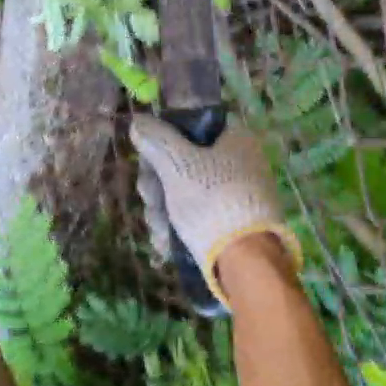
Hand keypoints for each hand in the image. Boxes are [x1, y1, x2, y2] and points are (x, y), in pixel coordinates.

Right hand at [131, 117, 301, 306]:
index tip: (147, 156)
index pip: (192, 124)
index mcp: (235, 139)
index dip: (165, 138)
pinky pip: (197, 215)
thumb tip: (138, 121)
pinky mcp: (232, 224)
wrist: (247, 263)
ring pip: (184, 191)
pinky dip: (178, 226)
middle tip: (149, 199)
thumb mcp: (178, 164)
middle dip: (157, 184)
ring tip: (159, 229)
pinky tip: (165, 243)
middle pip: (183, 161)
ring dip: (162, 209)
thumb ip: (156, 140)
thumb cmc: (213, 202)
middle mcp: (239, 163)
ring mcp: (236, 195)